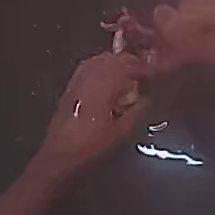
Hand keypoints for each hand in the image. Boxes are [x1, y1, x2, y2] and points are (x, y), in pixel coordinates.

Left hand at [31, 52, 149, 179]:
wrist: (60, 155)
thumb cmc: (92, 145)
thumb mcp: (121, 131)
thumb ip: (136, 111)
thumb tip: (146, 98)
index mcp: (103, 85)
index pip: (127, 67)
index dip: (142, 69)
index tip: (153, 74)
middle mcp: (89, 77)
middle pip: (112, 59)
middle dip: (130, 62)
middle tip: (143, 71)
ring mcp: (77, 80)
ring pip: (99, 60)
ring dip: (115, 62)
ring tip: (128, 72)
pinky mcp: (70, 86)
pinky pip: (88, 67)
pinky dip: (101, 66)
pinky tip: (108, 77)